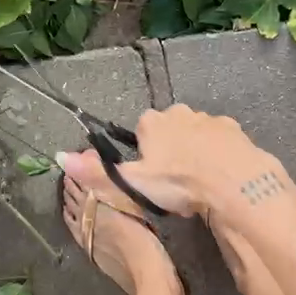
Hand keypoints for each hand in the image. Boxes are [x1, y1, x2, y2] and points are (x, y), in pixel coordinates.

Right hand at [63, 105, 291, 216]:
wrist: (235, 182)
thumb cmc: (180, 182)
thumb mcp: (136, 182)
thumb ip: (97, 172)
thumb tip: (60, 157)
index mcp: (152, 122)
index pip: (142, 132)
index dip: (146, 155)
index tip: (154, 176)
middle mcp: (178, 112)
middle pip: (169, 129)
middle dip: (171, 149)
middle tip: (177, 181)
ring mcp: (208, 118)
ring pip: (196, 133)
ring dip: (196, 150)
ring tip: (202, 181)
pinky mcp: (234, 128)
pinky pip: (222, 140)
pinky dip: (221, 153)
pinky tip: (223, 175)